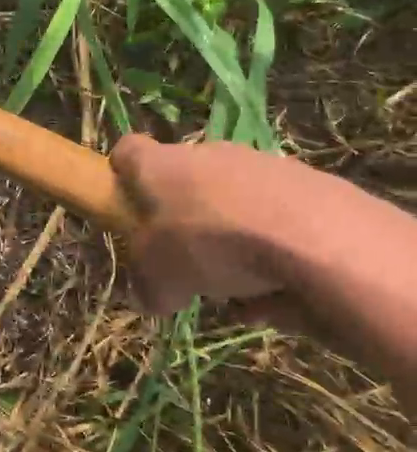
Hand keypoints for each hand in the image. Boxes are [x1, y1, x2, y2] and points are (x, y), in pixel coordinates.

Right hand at [110, 135, 328, 313]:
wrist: (325, 244)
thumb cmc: (213, 245)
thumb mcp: (162, 277)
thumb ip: (148, 286)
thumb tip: (149, 300)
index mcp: (159, 165)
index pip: (128, 151)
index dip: (126, 173)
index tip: (130, 202)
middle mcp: (208, 155)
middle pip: (189, 176)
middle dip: (190, 212)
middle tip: (193, 254)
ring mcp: (268, 167)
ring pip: (242, 199)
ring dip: (240, 234)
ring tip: (249, 285)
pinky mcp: (321, 186)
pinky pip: (289, 218)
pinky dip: (286, 248)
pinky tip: (291, 288)